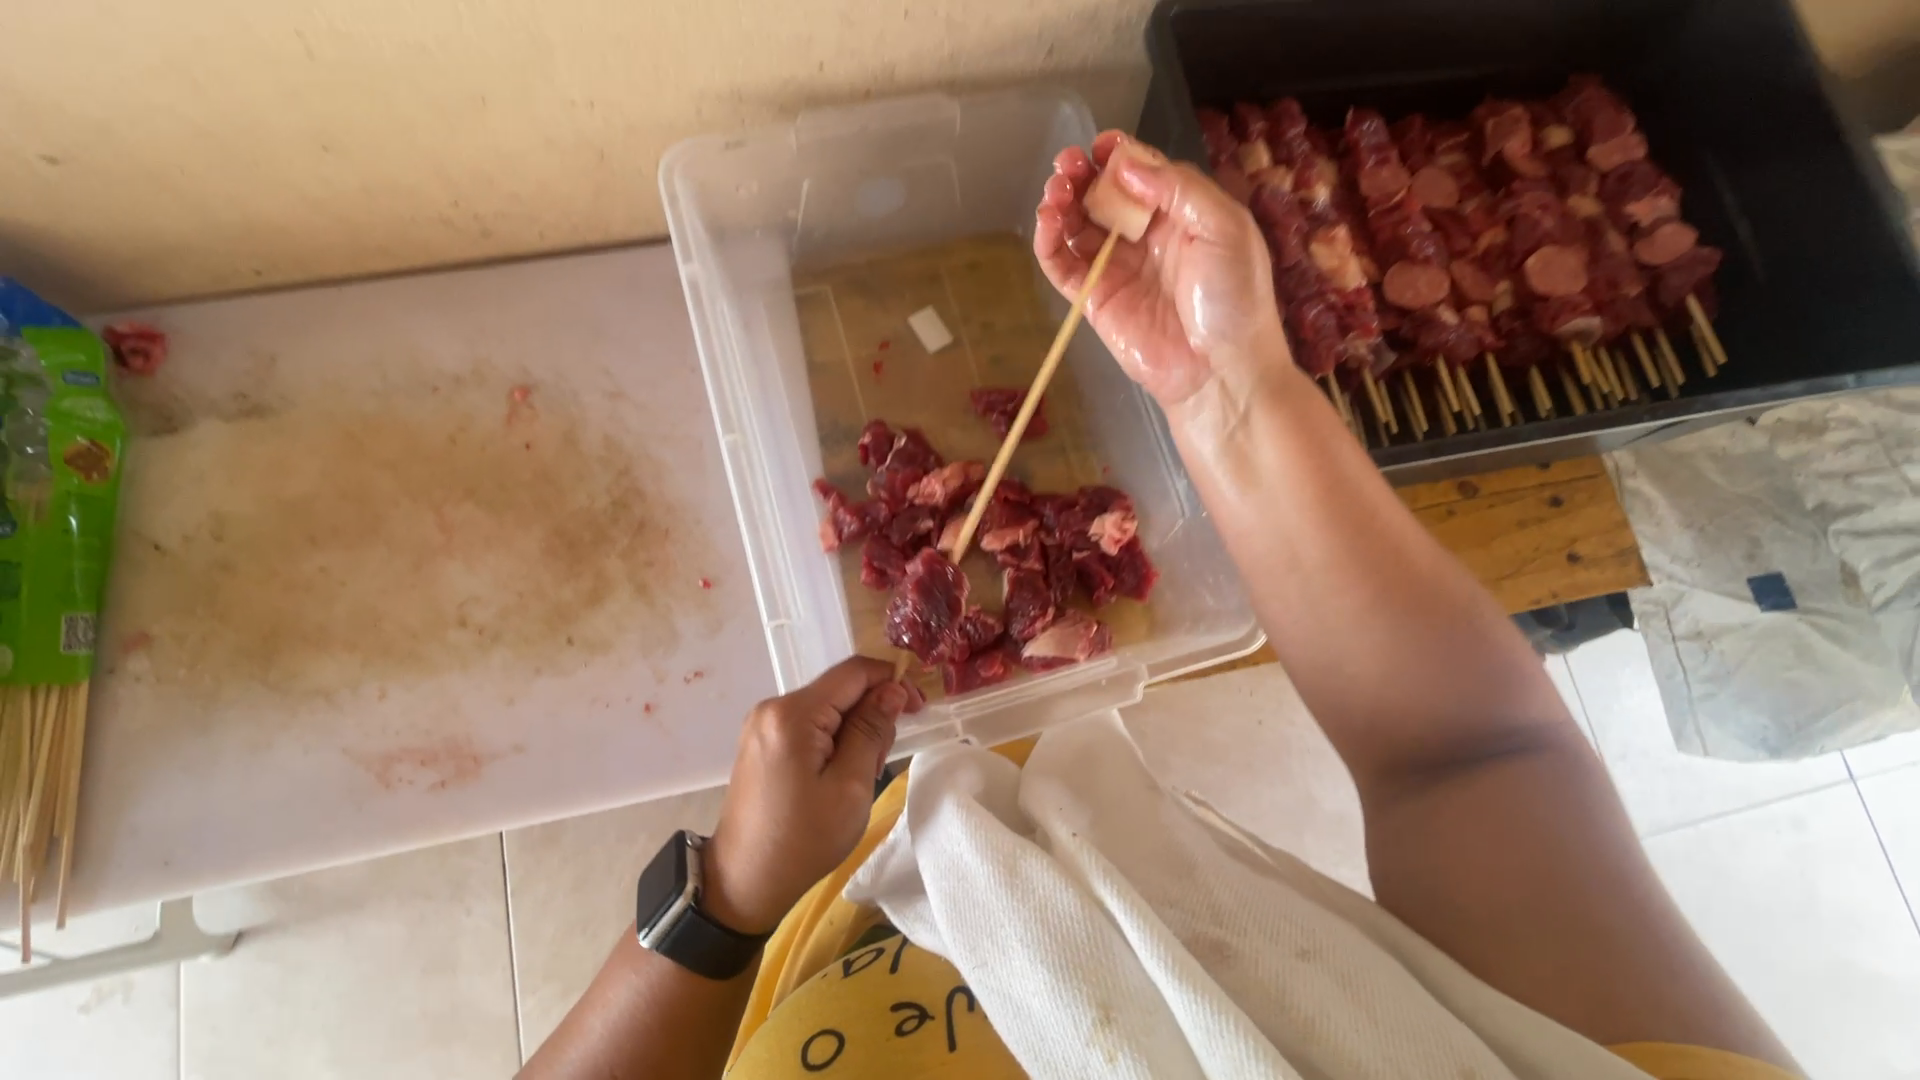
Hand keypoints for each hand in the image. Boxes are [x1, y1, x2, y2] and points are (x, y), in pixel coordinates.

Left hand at [701, 657, 922, 934]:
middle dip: (872, 714)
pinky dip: (833, 741)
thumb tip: (891, 689)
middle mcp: (773, 707)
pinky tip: (838, 775)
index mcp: (793, 714)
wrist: (743, 882)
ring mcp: (763, 724)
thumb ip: (871, 731)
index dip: (892, 681)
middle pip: (840, 689)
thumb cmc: (803, 840)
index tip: (918, 708)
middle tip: (880, 763)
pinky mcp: (762, 741)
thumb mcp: (850, 787)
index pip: (854, 672)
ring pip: (827, 708)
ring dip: (854, 731)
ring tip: (858, 778)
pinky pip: (809, 725)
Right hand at [1034, 131, 1291, 409]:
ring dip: (1061, 202)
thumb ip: (1178, 189)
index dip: (1117, 156)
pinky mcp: (1093, 300)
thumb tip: (1123, 163)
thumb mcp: (1224, 228)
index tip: (1099, 148)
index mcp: (1180, 213)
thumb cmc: (1233, 299)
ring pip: (1077, 225)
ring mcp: (1116, 268)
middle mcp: (1144, 236)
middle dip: (1081, 174)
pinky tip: (1047, 223)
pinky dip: (1048, 242)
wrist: (1219, 372)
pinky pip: (1063, 265)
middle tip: (1067, 165)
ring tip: (1055, 191)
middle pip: (1101, 195)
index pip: (1140, 173)